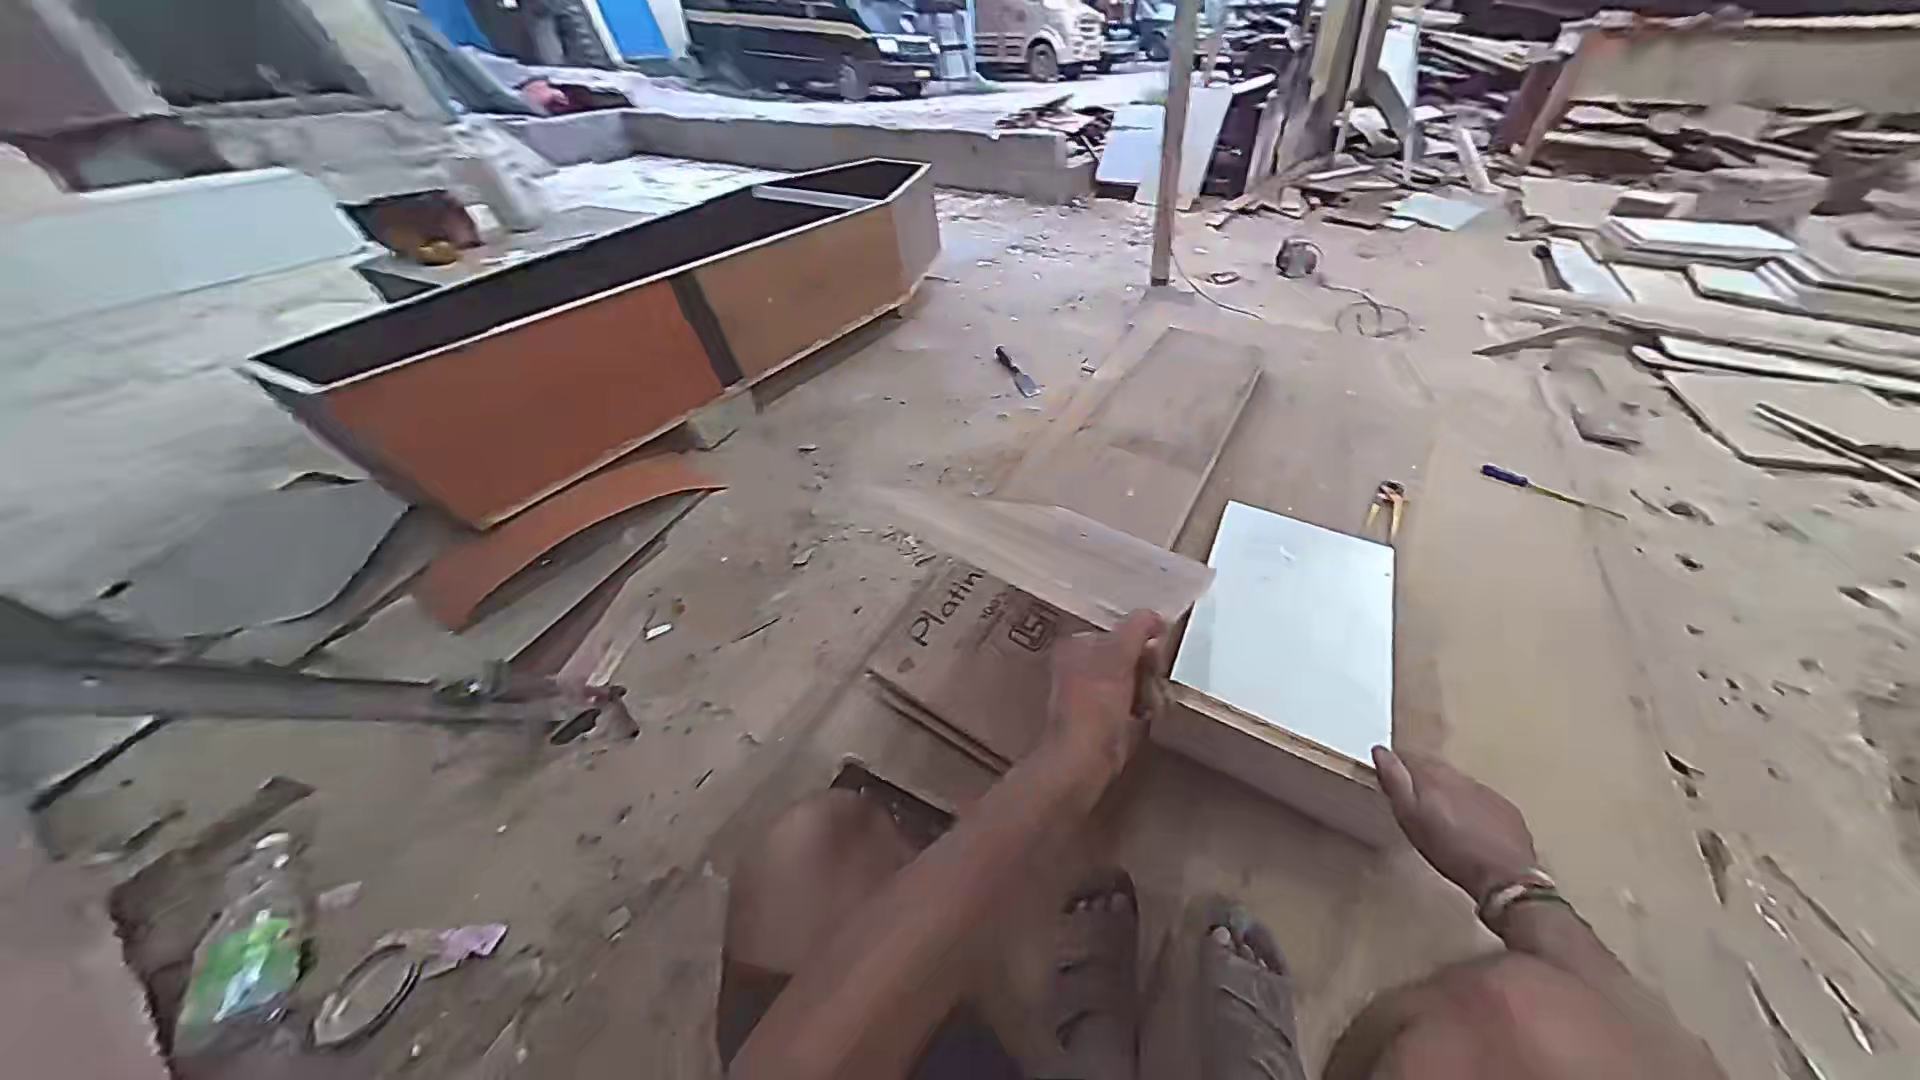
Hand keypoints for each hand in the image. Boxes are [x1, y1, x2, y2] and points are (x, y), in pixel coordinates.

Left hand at [1047, 611, 1166, 780]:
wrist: (1082, 758)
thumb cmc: (1096, 704)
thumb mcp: (1117, 656)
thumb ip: (1135, 629)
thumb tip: (1155, 616)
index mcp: (1075, 645)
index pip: (1120, 631)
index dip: (1142, 641)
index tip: (1157, 655)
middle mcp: (1079, 664)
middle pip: (1129, 655)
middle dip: (1147, 667)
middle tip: (1155, 681)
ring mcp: (1091, 692)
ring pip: (1135, 679)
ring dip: (1149, 689)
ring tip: (1151, 702)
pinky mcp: (1103, 718)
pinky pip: (1134, 702)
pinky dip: (1145, 707)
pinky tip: (1146, 716)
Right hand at [1372, 747, 1538, 900]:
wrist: (1505, 878)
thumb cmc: (1447, 848)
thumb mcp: (1408, 815)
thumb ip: (1393, 780)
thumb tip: (1381, 750)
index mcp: (1432, 775)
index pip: (1407, 757)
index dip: (1396, 768)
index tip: (1392, 784)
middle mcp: (1460, 777)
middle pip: (1434, 769)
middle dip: (1422, 782)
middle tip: (1416, 807)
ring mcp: (1487, 793)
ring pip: (1458, 785)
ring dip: (1448, 795)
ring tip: (1443, 821)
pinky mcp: (1508, 811)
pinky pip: (1481, 800)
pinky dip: (1472, 808)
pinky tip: (1471, 829)